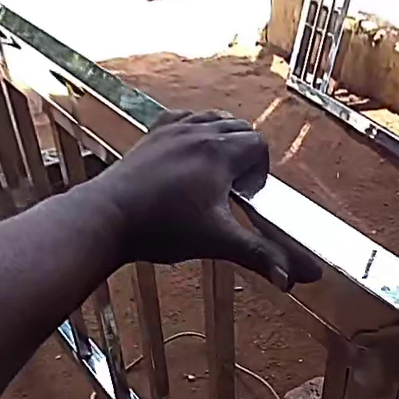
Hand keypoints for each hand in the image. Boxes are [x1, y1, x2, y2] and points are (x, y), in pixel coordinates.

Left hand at [87, 110, 321, 289]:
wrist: (108, 217)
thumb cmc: (163, 228)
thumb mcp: (218, 242)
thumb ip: (258, 256)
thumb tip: (290, 280)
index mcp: (220, 152)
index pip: (258, 144)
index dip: (260, 170)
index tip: (247, 197)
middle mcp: (199, 131)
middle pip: (239, 128)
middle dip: (245, 155)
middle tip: (232, 190)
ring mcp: (172, 129)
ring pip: (212, 119)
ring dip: (222, 140)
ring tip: (213, 175)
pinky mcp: (151, 135)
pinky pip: (183, 118)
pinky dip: (194, 130)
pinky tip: (187, 156)